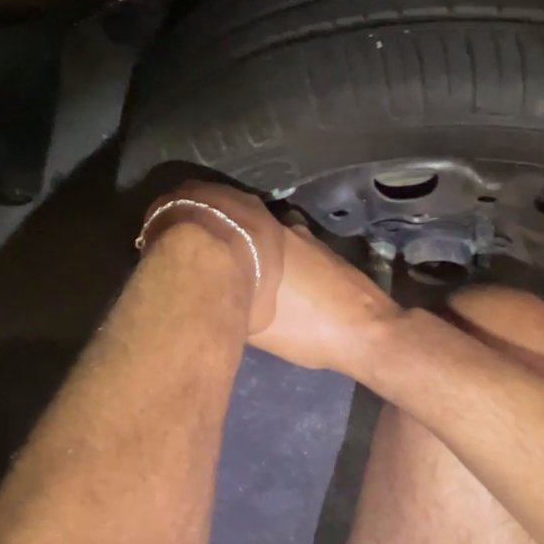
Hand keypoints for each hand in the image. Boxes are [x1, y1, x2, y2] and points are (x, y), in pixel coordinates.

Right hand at [139, 183, 399, 372]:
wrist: (366, 331)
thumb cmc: (307, 327)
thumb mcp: (255, 325)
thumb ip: (229, 300)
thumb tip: (205, 289)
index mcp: (264, 237)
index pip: (221, 212)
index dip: (199, 218)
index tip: (177, 226)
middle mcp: (285, 228)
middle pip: (244, 220)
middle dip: (223, 230)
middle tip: (202, 245)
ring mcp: (308, 239)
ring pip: (268, 234)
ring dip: (251, 244)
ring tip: (233, 264)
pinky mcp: (325, 253)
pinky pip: (288, 246)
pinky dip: (273, 255)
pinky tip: (268, 276)